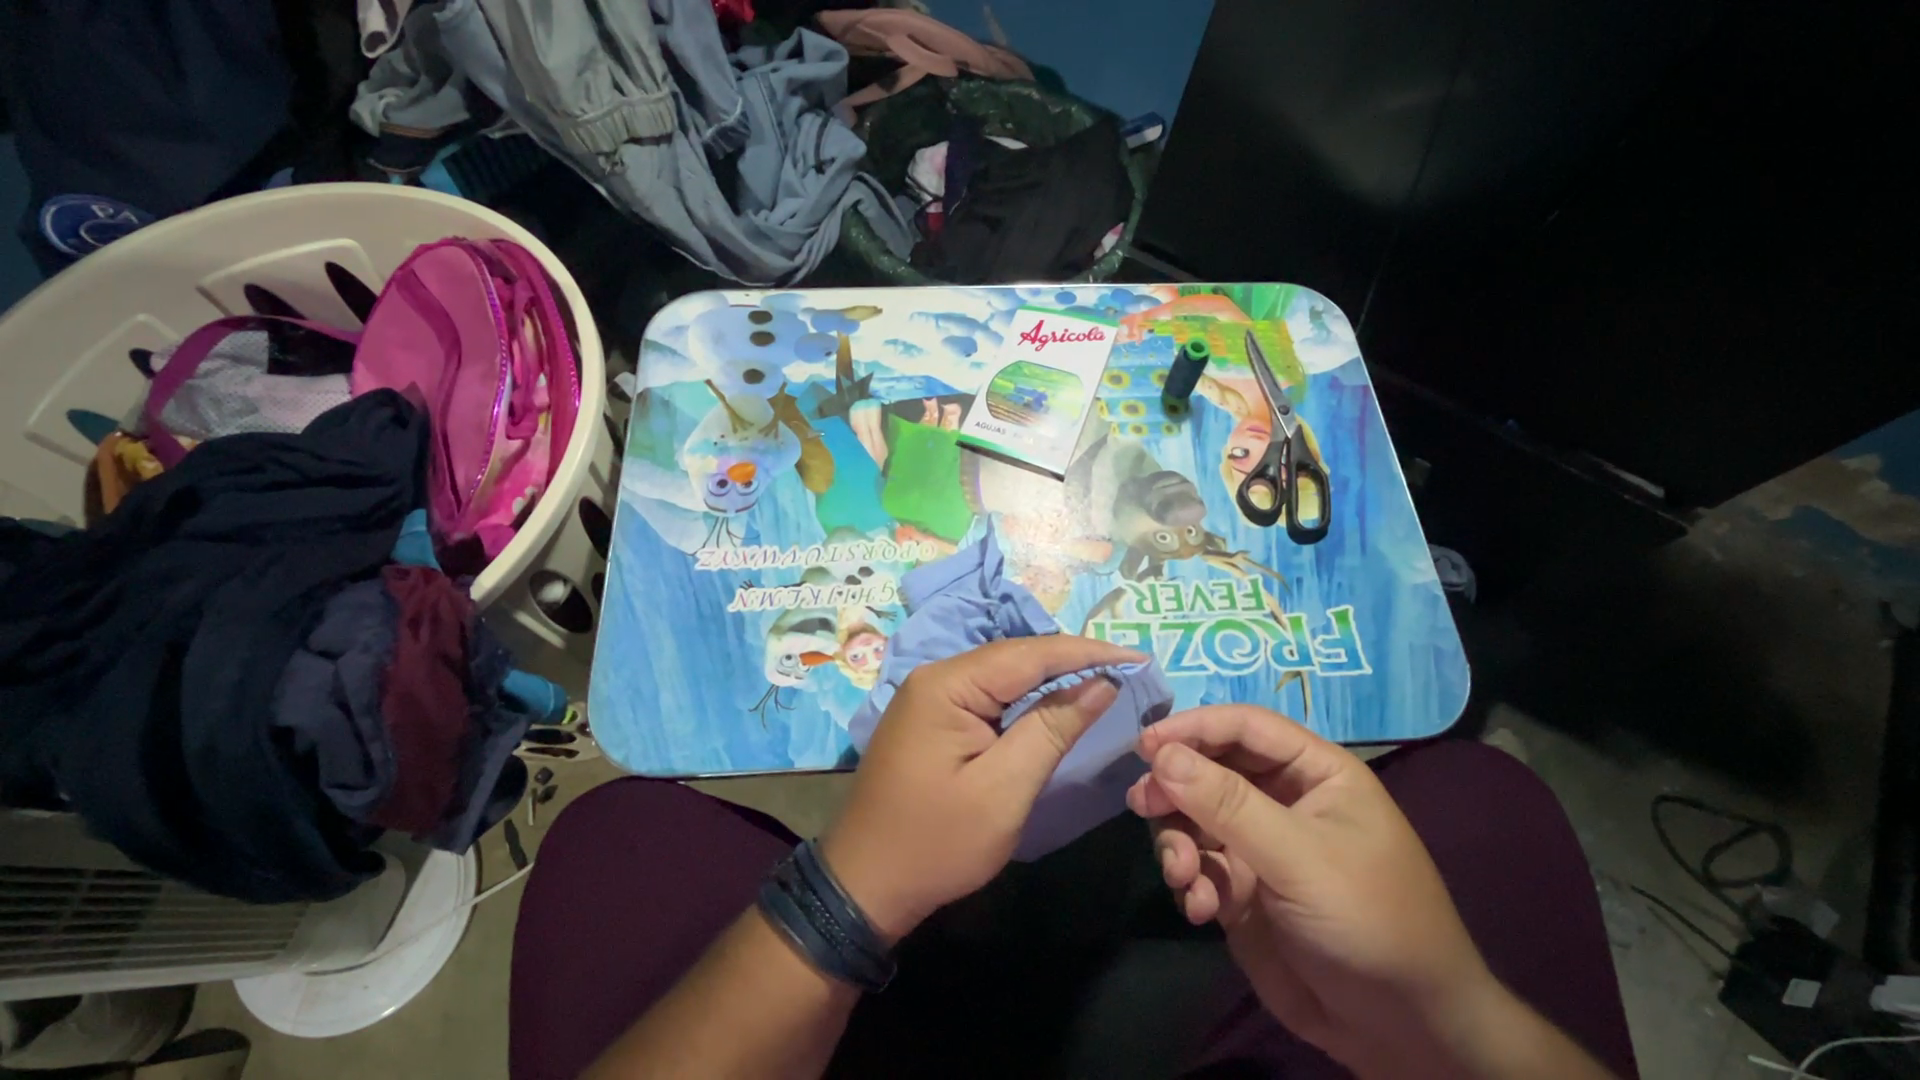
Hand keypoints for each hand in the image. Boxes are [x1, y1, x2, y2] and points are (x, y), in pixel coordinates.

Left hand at [822, 636, 1143, 942]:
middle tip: (1129, 667)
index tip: (1139, 657)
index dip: (1087, 652)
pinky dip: (1026, 699)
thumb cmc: (937, 843)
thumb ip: (1052, 729)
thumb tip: (1101, 683)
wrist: (865, 885)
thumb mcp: (1005, 789)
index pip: (1029, 654)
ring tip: (1105, 678)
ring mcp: (929, 698)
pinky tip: (1056, 702)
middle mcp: (935, 678)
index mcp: (947, 685)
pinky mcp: (932, 720)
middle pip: (1015, 658)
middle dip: (1073, 661)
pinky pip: (988, 696)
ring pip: (1003, 675)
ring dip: (1052, 678)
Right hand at [1126, 707, 1500, 1075]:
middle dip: (1175, 789)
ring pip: (1193, 818)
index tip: (1145, 746)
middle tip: (1143, 806)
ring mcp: (1259, 845)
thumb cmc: (1369, 920)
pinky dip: (1190, 883)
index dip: (1194, 728)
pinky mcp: (1240, 889)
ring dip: (1178, 843)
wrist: (1400, 1028)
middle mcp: (1283, 799)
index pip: (1245, 727)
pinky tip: (1201, 910)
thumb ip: (1228, 804)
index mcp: (1315, 773)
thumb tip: (1160, 755)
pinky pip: (1197, 866)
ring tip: (1183, 877)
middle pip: (1209, 769)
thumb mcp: (1299, 857)